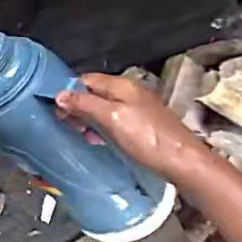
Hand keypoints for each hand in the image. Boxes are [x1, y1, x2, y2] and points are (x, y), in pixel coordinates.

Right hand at [53, 72, 209, 180]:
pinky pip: (114, 121)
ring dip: (89, 120)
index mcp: (122, 85)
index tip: (58, 110)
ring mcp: (137, 108)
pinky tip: (100, 141)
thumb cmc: (148, 139)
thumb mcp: (111, 118)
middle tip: (68, 125)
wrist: (183, 162)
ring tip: (83, 135)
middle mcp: (129, 92)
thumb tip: (60, 94)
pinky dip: (102, 128)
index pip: (86, 79)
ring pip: (103, 108)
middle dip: (78, 107)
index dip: (69, 92)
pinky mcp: (141, 125)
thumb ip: (85, 104)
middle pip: (94, 93)